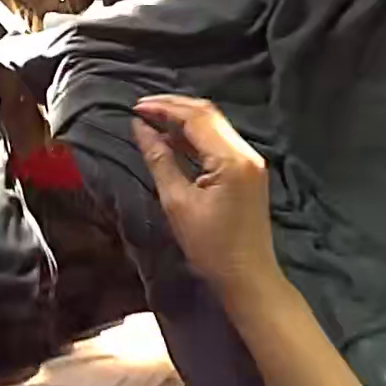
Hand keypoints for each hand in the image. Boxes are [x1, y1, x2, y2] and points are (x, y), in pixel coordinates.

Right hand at [131, 95, 283, 298]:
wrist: (248, 278)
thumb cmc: (210, 245)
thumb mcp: (176, 201)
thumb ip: (159, 158)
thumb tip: (140, 128)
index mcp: (231, 159)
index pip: (195, 118)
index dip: (163, 108)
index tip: (136, 108)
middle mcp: (245, 153)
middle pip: (207, 114)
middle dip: (172, 106)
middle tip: (141, 108)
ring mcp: (249, 161)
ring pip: (213, 124)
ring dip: (182, 117)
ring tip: (151, 118)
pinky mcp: (246, 170)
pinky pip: (217, 139)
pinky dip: (192, 133)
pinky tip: (170, 137)